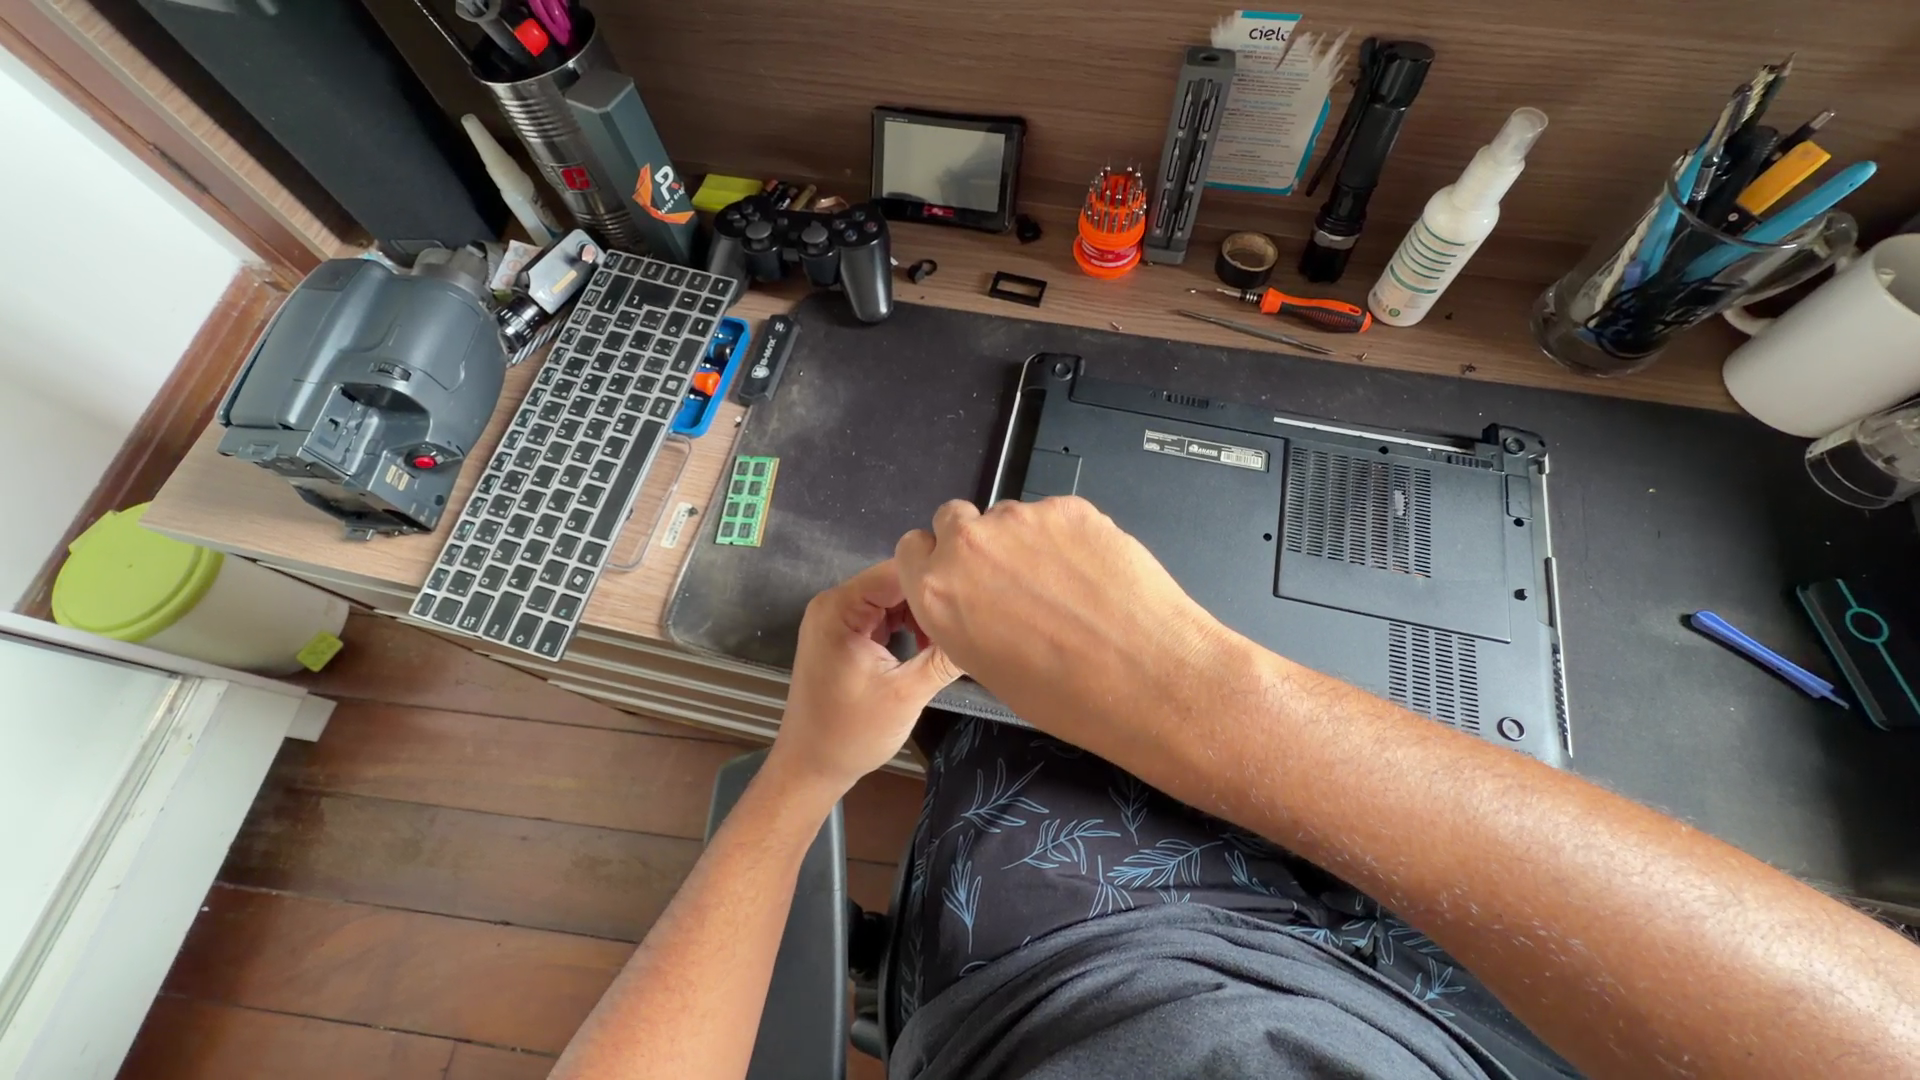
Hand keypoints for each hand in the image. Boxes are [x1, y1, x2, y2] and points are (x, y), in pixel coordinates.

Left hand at [769, 559, 962, 793]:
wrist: (811, 766)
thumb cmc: (852, 733)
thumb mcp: (907, 694)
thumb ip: (944, 657)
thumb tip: (984, 629)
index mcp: (840, 608)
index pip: (898, 570)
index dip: (937, 578)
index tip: (972, 594)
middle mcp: (833, 602)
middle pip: (895, 580)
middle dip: (930, 597)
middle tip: (966, 618)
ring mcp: (836, 617)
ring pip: (891, 596)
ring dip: (921, 613)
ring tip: (948, 636)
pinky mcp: (842, 633)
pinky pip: (881, 613)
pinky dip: (906, 623)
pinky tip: (927, 643)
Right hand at [893, 497, 1230, 746]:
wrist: (1148, 678)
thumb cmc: (1071, 694)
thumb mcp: (988, 669)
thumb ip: (963, 618)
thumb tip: (974, 600)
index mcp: (937, 593)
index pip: (912, 549)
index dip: (934, 560)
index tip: (953, 571)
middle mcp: (969, 548)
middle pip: (953, 519)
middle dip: (973, 541)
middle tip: (1008, 575)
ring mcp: (1021, 521)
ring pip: (1008, 517)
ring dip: (1024, 541)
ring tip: (1063, 584)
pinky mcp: (1068, 507)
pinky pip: (1054, 514)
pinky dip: (1066, 537)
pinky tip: (1091, 573)